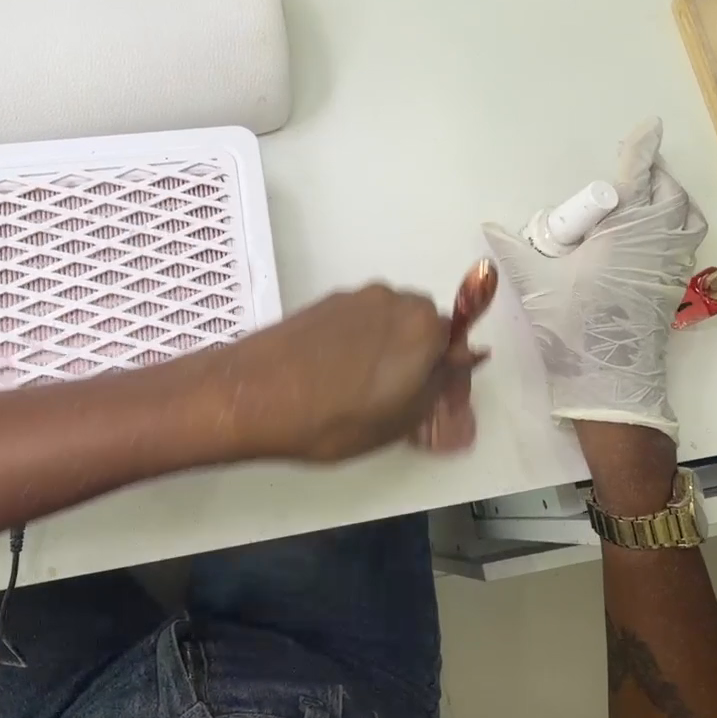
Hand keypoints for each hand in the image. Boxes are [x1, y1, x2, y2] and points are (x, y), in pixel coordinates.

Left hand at [212, 285, 481, 462]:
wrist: (254, 395)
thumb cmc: (335, 417)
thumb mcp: (403, 419)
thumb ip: (440, 385)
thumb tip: (462, 361)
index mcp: (422, 324)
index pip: (456, 343)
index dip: (447, 376)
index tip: (434, 404)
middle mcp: (392, 299)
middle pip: (422, 327)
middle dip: (417, 359)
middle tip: (397, 402)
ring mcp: (353, 298)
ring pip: (387, 324)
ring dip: (385, 351)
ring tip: (358, 394)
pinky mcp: (321, 304)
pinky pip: (355, 323)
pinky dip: (355, 346)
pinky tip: (333, 378)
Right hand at [481, 118, 706, 441]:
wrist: (610, 383)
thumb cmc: (574, 326)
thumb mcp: (536, 284)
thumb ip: (514, 250)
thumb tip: (490, 227)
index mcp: (626, 233)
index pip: (636, 180)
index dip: (640, 151)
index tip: (648, 127)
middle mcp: (657, 242)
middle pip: (668, 193)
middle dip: (653, 174)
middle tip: (630, 169)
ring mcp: (672, 265)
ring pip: (684, 216)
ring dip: (669, 198)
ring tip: (643, 196)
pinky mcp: (674, 284)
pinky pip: (684, 239)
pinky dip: (674, 223)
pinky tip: (646, 233)